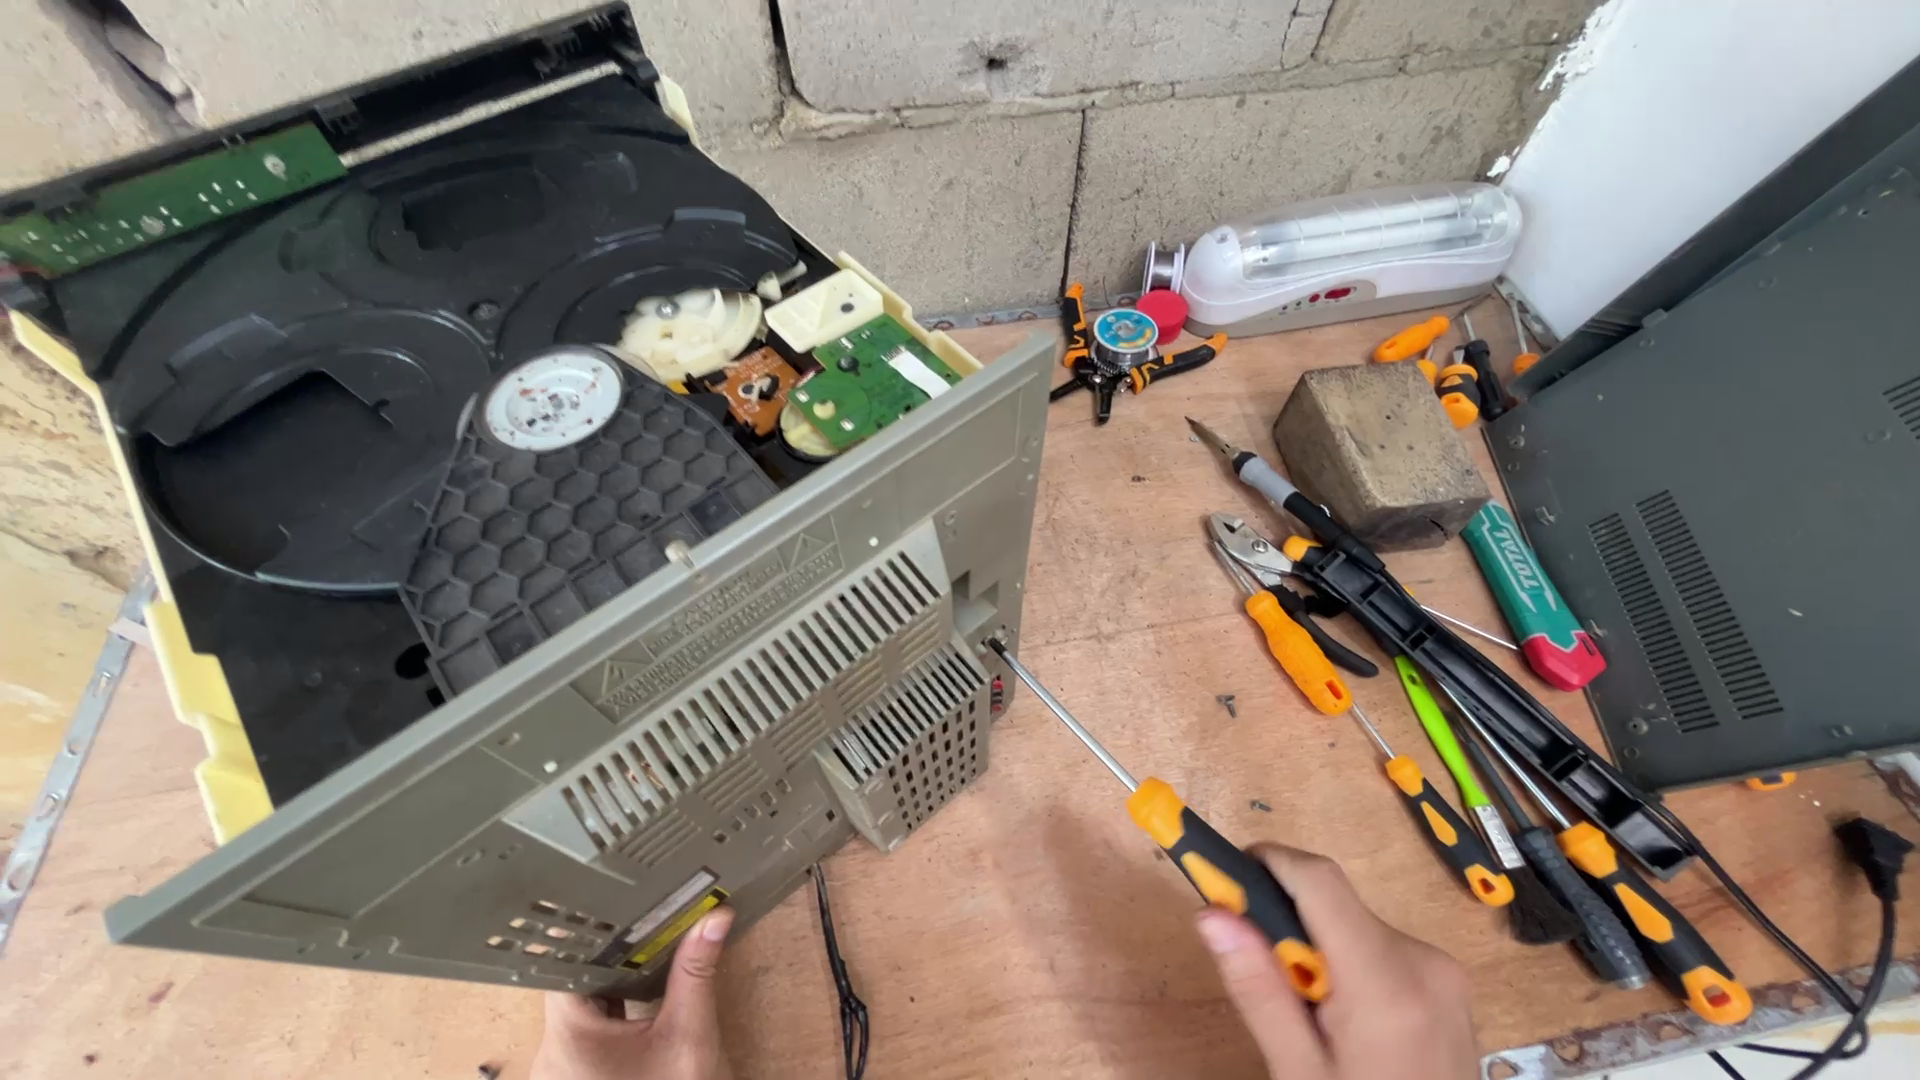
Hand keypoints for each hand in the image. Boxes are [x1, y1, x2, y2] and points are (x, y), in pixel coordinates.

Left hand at [531, 908, 735, 1079]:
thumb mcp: (689, 1036)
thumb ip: (695, 972)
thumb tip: (716, 915)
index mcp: (568, 1039)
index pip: (567, 965)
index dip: (593, 933)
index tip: (621, 906)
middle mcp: (550, 1056)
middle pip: (575, 984)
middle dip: (614, 954)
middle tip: (650, 917)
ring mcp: (559, 1073)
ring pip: (582, 1008)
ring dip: (616, 981)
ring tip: (651, 943)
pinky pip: (588, 1032)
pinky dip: (615, 1010)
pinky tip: (645, 991)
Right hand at [1195, 844, 1476, 1079]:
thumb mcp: (1299, 1071)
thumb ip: (1257, 989)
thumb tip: (1209, 913)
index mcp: (1387, 981)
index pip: (1319, 878)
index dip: (1266, 861)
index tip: (1222, 877)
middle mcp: (1423, 960)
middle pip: (1331, 902)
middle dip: (1286, 922)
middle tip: (1260, 973)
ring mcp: (1444, 972)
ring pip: (1350, 922)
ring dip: (1315, 945)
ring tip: (1308, 1013)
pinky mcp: (1448, 983)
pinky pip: (1377, 945)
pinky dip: (1345, 962)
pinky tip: (1343, 1019)